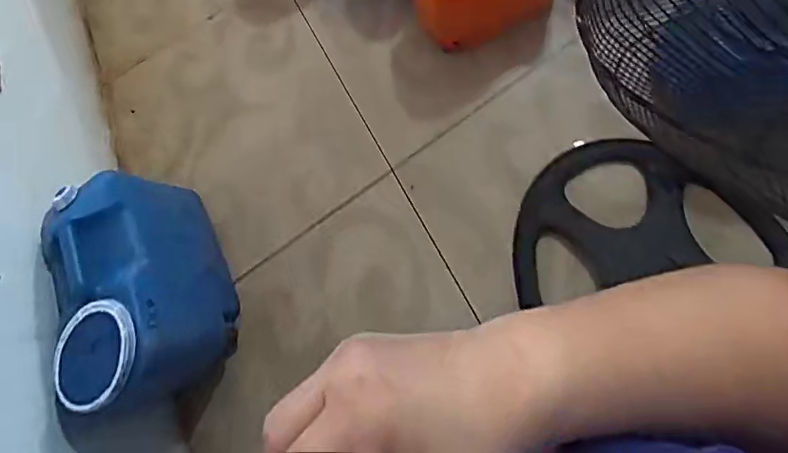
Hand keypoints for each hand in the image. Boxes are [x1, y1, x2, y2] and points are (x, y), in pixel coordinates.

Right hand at [262, 327, 543, 452]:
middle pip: (277, 431)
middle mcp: (338, 373)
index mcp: (351, 413)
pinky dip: (324, 419)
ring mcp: (347, 353)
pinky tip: (360, 439)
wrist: (510, 372)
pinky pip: (320, 388)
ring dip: (306, 440)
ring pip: (296, 405)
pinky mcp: (360, 345)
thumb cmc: (477, 440)